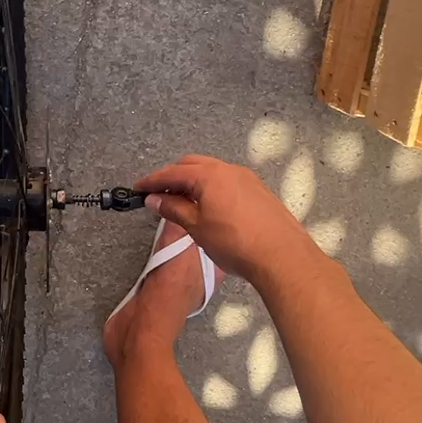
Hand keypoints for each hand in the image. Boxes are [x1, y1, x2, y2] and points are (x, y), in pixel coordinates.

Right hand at [137, 154, 319, 283]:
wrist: (283, 257)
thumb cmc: (236, 243)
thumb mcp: (196, 227)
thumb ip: (172, 208)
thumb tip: (154, 199)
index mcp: (209, 175)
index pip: (172, 173)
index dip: (152, 181)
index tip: (139, 189)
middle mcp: (229, 170)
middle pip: (192, 165)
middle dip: (172, 177)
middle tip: (159, 194)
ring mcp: (247, 179)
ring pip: (212, 172)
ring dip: (193, 182)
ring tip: (182, 202)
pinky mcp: (259, 192)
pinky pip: (227, 181)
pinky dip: (211, 187)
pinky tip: (209, 207)